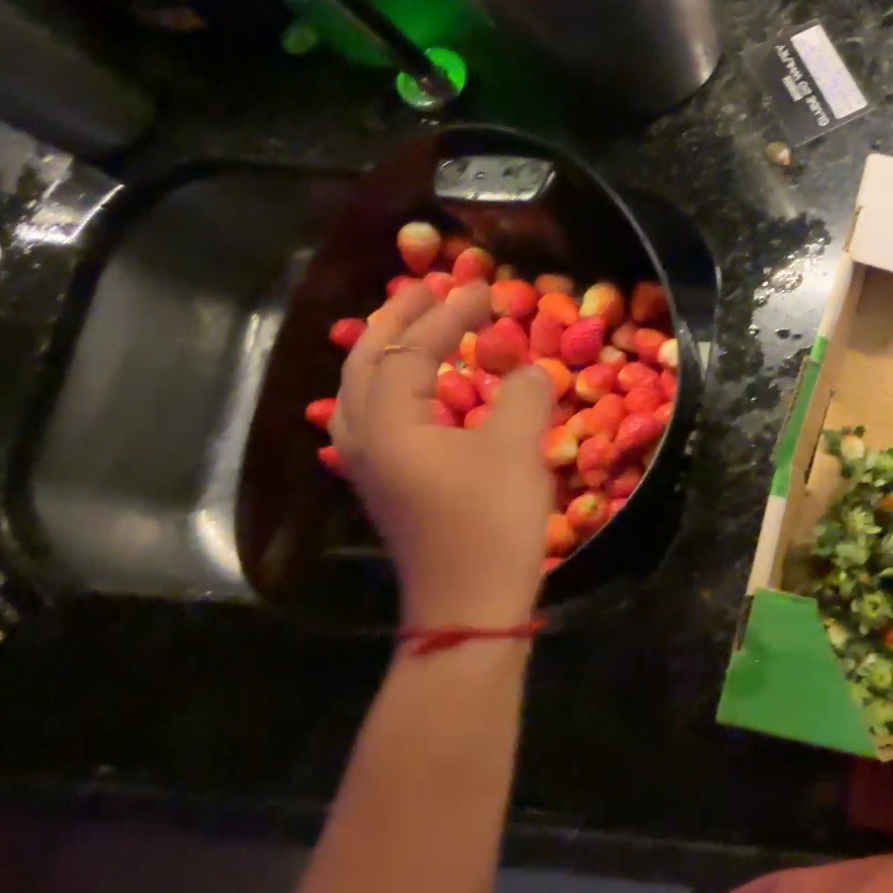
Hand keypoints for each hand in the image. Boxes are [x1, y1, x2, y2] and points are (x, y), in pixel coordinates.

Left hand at [331, 281, 555, 629]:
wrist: (468, 605)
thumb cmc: (490, 524)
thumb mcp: (515, 452)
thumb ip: (522, 397)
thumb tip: (530, 369)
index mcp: (387, 422)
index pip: (409, 350)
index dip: (447, 315)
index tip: (482, 289)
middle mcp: (362, 437)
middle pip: (366, 360)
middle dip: (400, 319)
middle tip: (431, 288)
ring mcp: (368, 465)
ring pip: (362, 389)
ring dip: (390, 350)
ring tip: (418, 328)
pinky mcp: (386, 486)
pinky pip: (375, 416)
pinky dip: (395, 387)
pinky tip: (421, 392)